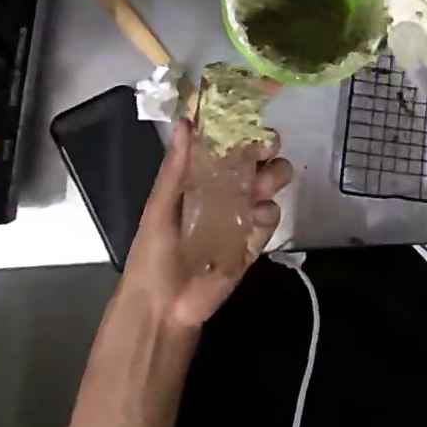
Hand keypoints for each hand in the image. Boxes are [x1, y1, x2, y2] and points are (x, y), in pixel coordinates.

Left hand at [119, 119, 293, 330]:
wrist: (161, 304)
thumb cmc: (154, 249)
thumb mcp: (160, 204)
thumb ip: (176, 166)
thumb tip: (185, 122)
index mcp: (202, 179)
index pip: (228, 147)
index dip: (241, 133)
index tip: (248, 123)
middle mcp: (226, 193)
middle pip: (256, 163)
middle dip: (266, 153)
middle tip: (267, 150)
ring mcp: (242, 216)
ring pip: (269, 187)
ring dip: (272, 178)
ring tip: (263, 182)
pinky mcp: (253, 242)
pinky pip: (269, 220)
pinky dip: (268, 212)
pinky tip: (258, 212)